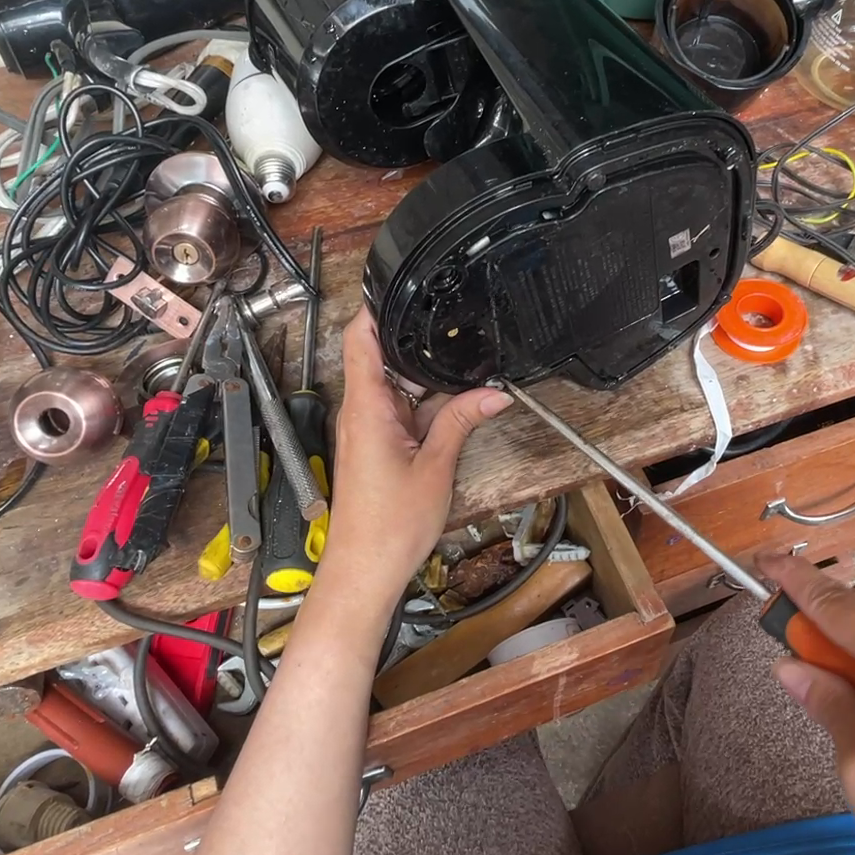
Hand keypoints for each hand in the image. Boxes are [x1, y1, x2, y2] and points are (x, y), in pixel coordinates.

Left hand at [320, 308, 511, 594]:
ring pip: (396, 387)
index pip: (360, 337)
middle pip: (382, 358)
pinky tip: (452, 410)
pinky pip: (399, 412)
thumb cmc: (390, 526)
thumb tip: (495, 393)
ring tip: (463, 375)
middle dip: (417, 344)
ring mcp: (366, 430)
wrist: (365, 571)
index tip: (397, 284)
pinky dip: (423, 407)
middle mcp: (360, 412)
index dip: (375, 306)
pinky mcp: (374, 447)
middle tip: (454, 330)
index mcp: (367, 406)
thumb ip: (463, 421)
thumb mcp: (436, 465)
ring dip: (425, 382)